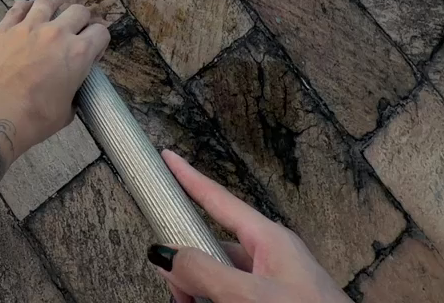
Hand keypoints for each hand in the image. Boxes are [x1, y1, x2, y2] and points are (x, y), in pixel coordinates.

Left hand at [0, 0, 108, 152]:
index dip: (100, 38)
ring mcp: (29, 26)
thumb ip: (73, 88)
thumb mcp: (69, 108)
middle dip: (82, 17)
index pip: (100, 32)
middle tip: (78, 23)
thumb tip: (69, 83)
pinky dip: (25, 4)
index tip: (94, 44)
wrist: (0, 111)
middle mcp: (57, 33)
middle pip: (78, 11)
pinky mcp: (6, 27)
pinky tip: (27, 2)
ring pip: (48, 1)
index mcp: (78, 53)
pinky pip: (18, 7)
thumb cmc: (38, 117)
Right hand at [150, 150, 350, 302]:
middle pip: (214, 247)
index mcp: (270, 239)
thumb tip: (164, 255)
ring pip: (224, 278)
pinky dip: (220, 300)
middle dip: (189, 266)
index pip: (217, 198)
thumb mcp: (250, 296)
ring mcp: (279, 285)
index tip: (166, 155)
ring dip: (203, 292)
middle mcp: (273, 257)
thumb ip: (204, 272)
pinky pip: (239, 296)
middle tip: (177, 294)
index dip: (188, 176)